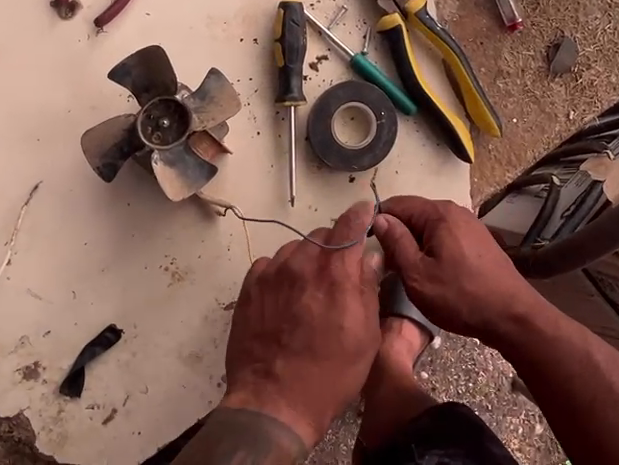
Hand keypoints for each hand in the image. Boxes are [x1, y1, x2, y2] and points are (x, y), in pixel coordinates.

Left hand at [219, 201, 383, 447]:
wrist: (274, 403)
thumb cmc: (330, 373)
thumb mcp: (366, 335)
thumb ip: (368, 288)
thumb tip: (368, 257)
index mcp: (336, 271)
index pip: (351, 223)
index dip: (361, 214)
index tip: (366, 214)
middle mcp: (303, 261)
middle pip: (323, 235)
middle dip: (334, 247)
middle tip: (338, 274)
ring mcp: (272, 272)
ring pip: (296, 248)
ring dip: (306, 260)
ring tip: (308, 291)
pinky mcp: (250, 286)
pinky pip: (271, 265)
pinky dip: (282, 273)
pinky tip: (284, 299)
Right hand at [371, 195, 544, 345]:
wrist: (511, 315)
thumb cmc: (461, 297)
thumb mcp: (418, 275)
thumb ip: (396, 243)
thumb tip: (379, 218)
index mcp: (438, 213)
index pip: (396, 204)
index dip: (378, 223)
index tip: (367, 247)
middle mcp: (454, 210)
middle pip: (413, 215)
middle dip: (397, 236)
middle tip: (387, 267)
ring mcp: (469, 223)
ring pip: (429, 227)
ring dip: (414, 245)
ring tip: (407, 274)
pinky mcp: (477, 239)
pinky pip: (444, 236)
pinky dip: (431, 250)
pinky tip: (431, 274)